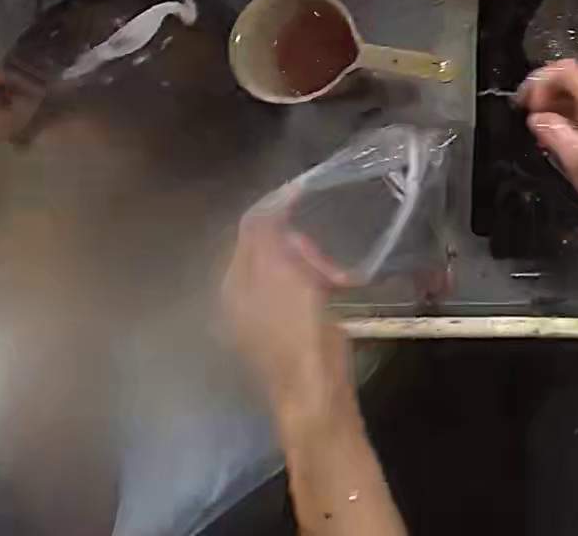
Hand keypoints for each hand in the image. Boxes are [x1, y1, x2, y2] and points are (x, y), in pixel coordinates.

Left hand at [223, 213, 351, 423]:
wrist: (316, 388)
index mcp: (234, 280)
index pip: (251, 227)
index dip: (276, 206)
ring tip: (339, 277)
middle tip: (323, 260)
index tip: (303, 190)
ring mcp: (268, 308)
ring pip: (295, 261)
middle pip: (274, 244)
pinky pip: (307, 282)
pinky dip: (325, 279)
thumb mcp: (278, 271)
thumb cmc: (296, 328)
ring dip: (318, 263)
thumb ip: (265, 233)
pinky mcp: (293, 319)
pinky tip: (343, 286)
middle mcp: (245, 292)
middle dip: (303, 246)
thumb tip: (270, 201)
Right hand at [518, 60, 577, 222]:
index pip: (567, 70)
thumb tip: (535, 117)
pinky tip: (548, 131)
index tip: (528, 103)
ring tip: (533, 122)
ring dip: (548, 101)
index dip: (542, 80)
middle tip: (525, 109)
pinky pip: (574, 106)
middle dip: (542, 88)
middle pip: (567, 76)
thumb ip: (554, 133)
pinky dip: (557, 112)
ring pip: (570, 90)